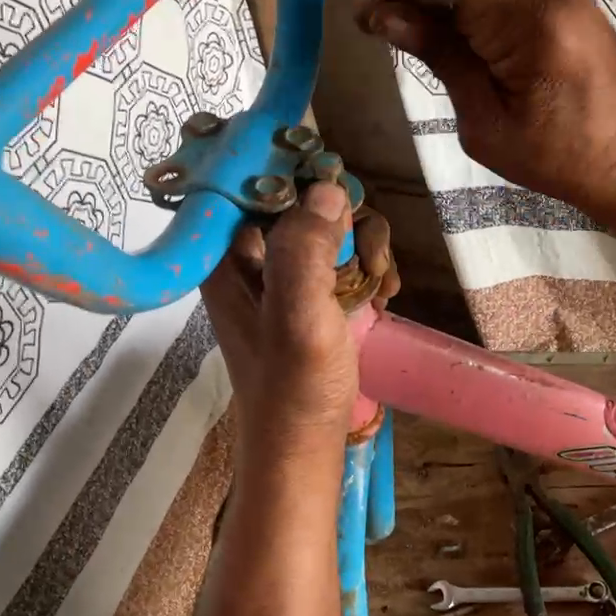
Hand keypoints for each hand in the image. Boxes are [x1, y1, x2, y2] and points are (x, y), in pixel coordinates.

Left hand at [200, 183, 366, 456]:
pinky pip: (350, 253)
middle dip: (341, 214)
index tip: (331, 184)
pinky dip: (373, 263)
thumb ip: (305, 252)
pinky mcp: (321, 291)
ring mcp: (292, 274)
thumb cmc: (293, 388)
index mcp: (230, 257)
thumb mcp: (297, 319)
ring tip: (380, 279)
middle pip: (301, 196)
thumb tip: (328, 189)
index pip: (250, 182)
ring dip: (366, 240)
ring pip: (332, 222)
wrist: (308, 446)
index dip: (288, 169)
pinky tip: (385, 291)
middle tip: (363, 250)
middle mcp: (257, 257)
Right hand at [356, 0, 615, 221]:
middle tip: (387, 31)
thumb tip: (389, 17)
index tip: (369, 22)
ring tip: (421, 42)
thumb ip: (443, 60)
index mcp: (530, 21)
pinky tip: (462, 42)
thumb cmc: (559, 158)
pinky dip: (475, 6)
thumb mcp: (486, 123)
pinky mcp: (569, 0)